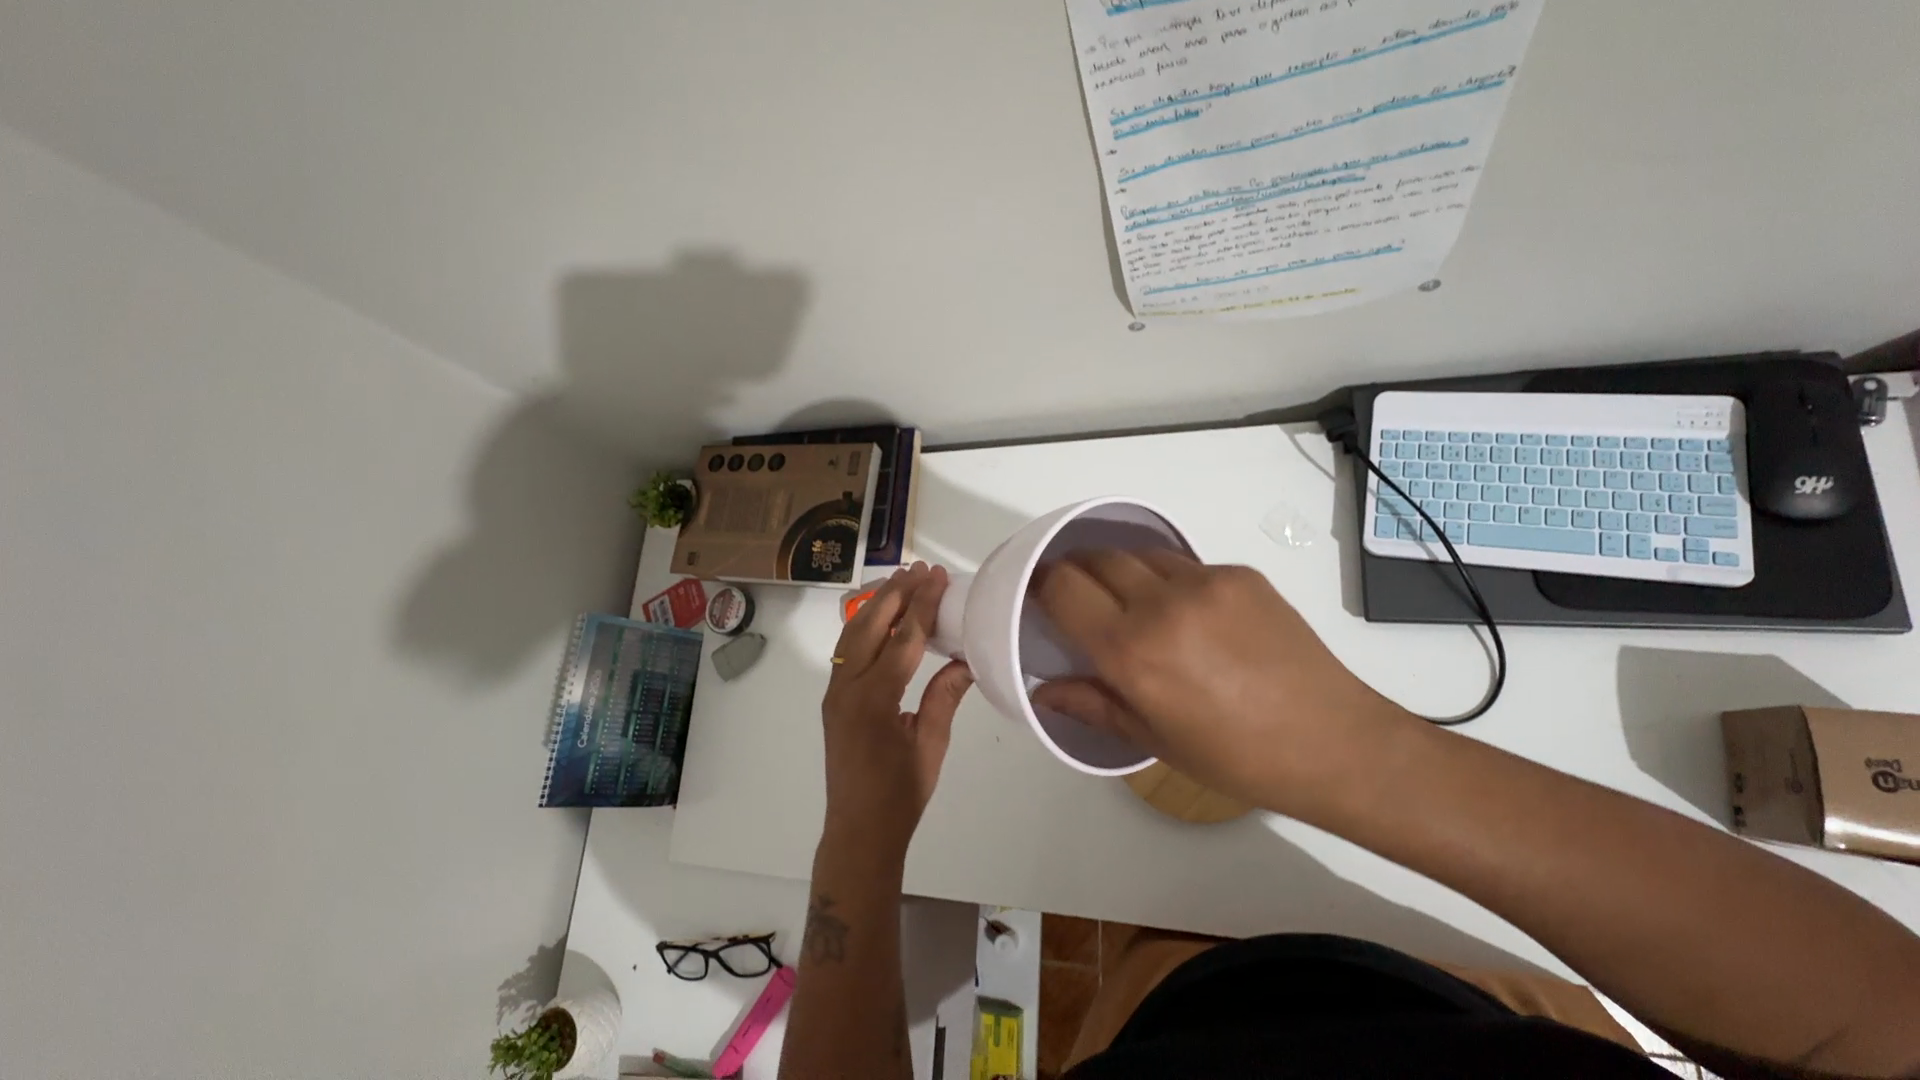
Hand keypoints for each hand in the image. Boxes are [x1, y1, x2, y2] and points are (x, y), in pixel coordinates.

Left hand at [819, 562, 973, 862]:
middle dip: (895, 594)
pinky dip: (864, 627)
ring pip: (851, 635)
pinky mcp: (833, 700)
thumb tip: (968, 659)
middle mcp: (846, 689)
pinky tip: (881, 618)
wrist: (858, 830)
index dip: (922, 605)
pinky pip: (847, 652)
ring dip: (876, 606)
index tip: (936, 577)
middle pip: (869, 627)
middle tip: (919, 569)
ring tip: (900, 581)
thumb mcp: (931, 745)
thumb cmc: (900, 795)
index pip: (902, 640)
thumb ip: (944, 696)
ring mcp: (834, 693)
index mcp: (873, 701)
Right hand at [1029, 550, 1414, 814]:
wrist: (1333, 741)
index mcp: (1132, 651)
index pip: (1062, 587)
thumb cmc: (1235, 756)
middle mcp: (1163, 604)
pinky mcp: (1241, 575)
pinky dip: (1169, 580)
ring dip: (1122, 572)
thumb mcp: (1154, 740)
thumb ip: (1093, 704)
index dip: (1041, 585)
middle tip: (1076, 598)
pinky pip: (1185, 564)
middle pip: (1096, 558)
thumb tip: (1044, 690)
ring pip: (1140, 555)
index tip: (1036, 595)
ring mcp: (1207, 582)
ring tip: (1131, 605)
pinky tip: (1186, 615)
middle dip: (1076, 572)